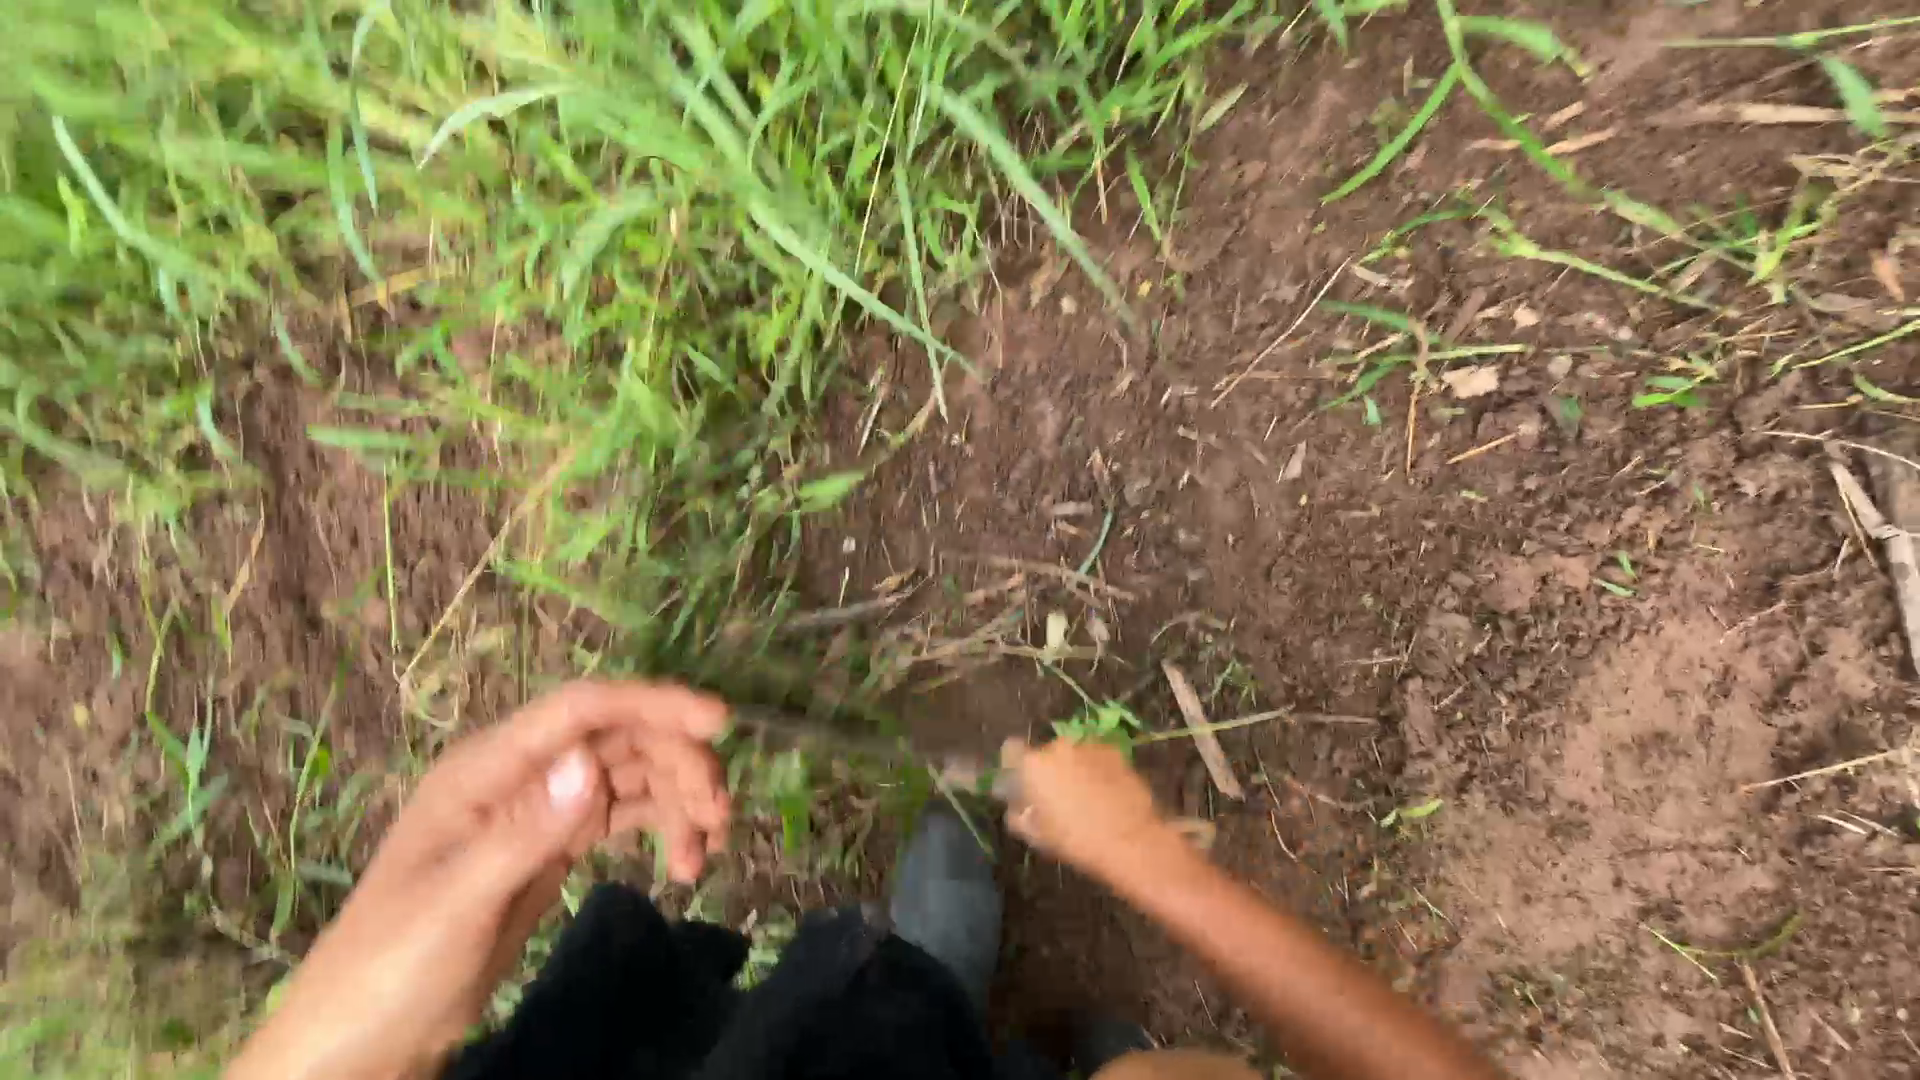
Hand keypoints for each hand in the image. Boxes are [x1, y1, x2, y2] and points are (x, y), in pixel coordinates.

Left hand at [228, 680, 729, 1079]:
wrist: (366, 1040)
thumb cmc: (391, 965)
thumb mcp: (456, 903)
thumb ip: (524, 831)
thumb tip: (589, 764)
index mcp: (489, 767)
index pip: (582, 710)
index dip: (653, 703)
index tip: (718, 721)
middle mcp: (525, 772)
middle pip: (622, 739)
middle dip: (680, 765)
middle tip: (719, 814)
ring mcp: (547, 805)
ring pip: (635, 774)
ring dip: (680, 800)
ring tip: (708, 849)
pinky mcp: (562, 840)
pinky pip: (630, 814)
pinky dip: (665, 828)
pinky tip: (686, 864)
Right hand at [999, 737, 1173, 876]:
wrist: (1130, 840)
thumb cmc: (1076, 841)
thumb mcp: (1037, 836)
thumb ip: (1018, 816)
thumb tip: (1017, 807)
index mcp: (1032, 765)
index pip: (1010, 750)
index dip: (1014, 765)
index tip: (1020, 783)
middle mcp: (1057, 747)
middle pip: (1044, 754)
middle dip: (1048, 771)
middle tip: (1057, 798)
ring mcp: (1087, 746)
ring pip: (1072, 754)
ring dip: (1073, 768)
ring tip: (1086, 797)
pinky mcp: (1113, 751)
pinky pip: (1095, 756)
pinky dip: (1096, 769)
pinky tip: (1105, 792)